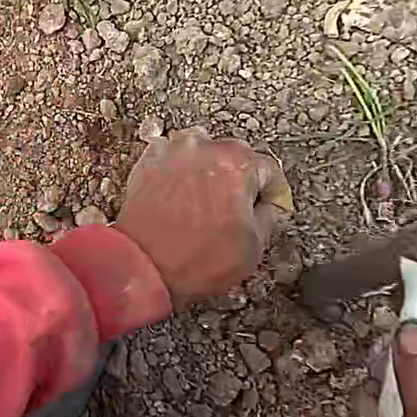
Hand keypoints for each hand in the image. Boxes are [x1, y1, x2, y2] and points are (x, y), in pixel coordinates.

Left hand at [114, 128, 290, 303]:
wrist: (142, 268)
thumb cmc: (195, 260)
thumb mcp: (253, 246)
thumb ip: (269, 216)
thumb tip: (270, 205)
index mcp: (237, 164)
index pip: (269, 170)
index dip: (274, 193)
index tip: (271, 206)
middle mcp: (204, 148)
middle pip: (237, 156)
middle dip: (241, 180)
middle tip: (236, 210)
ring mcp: (173, 152)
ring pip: (204, 153)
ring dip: (210, 171)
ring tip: (206, 202)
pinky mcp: (149, 162)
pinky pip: (175, 158)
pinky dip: (181, 172)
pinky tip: (182, 196)